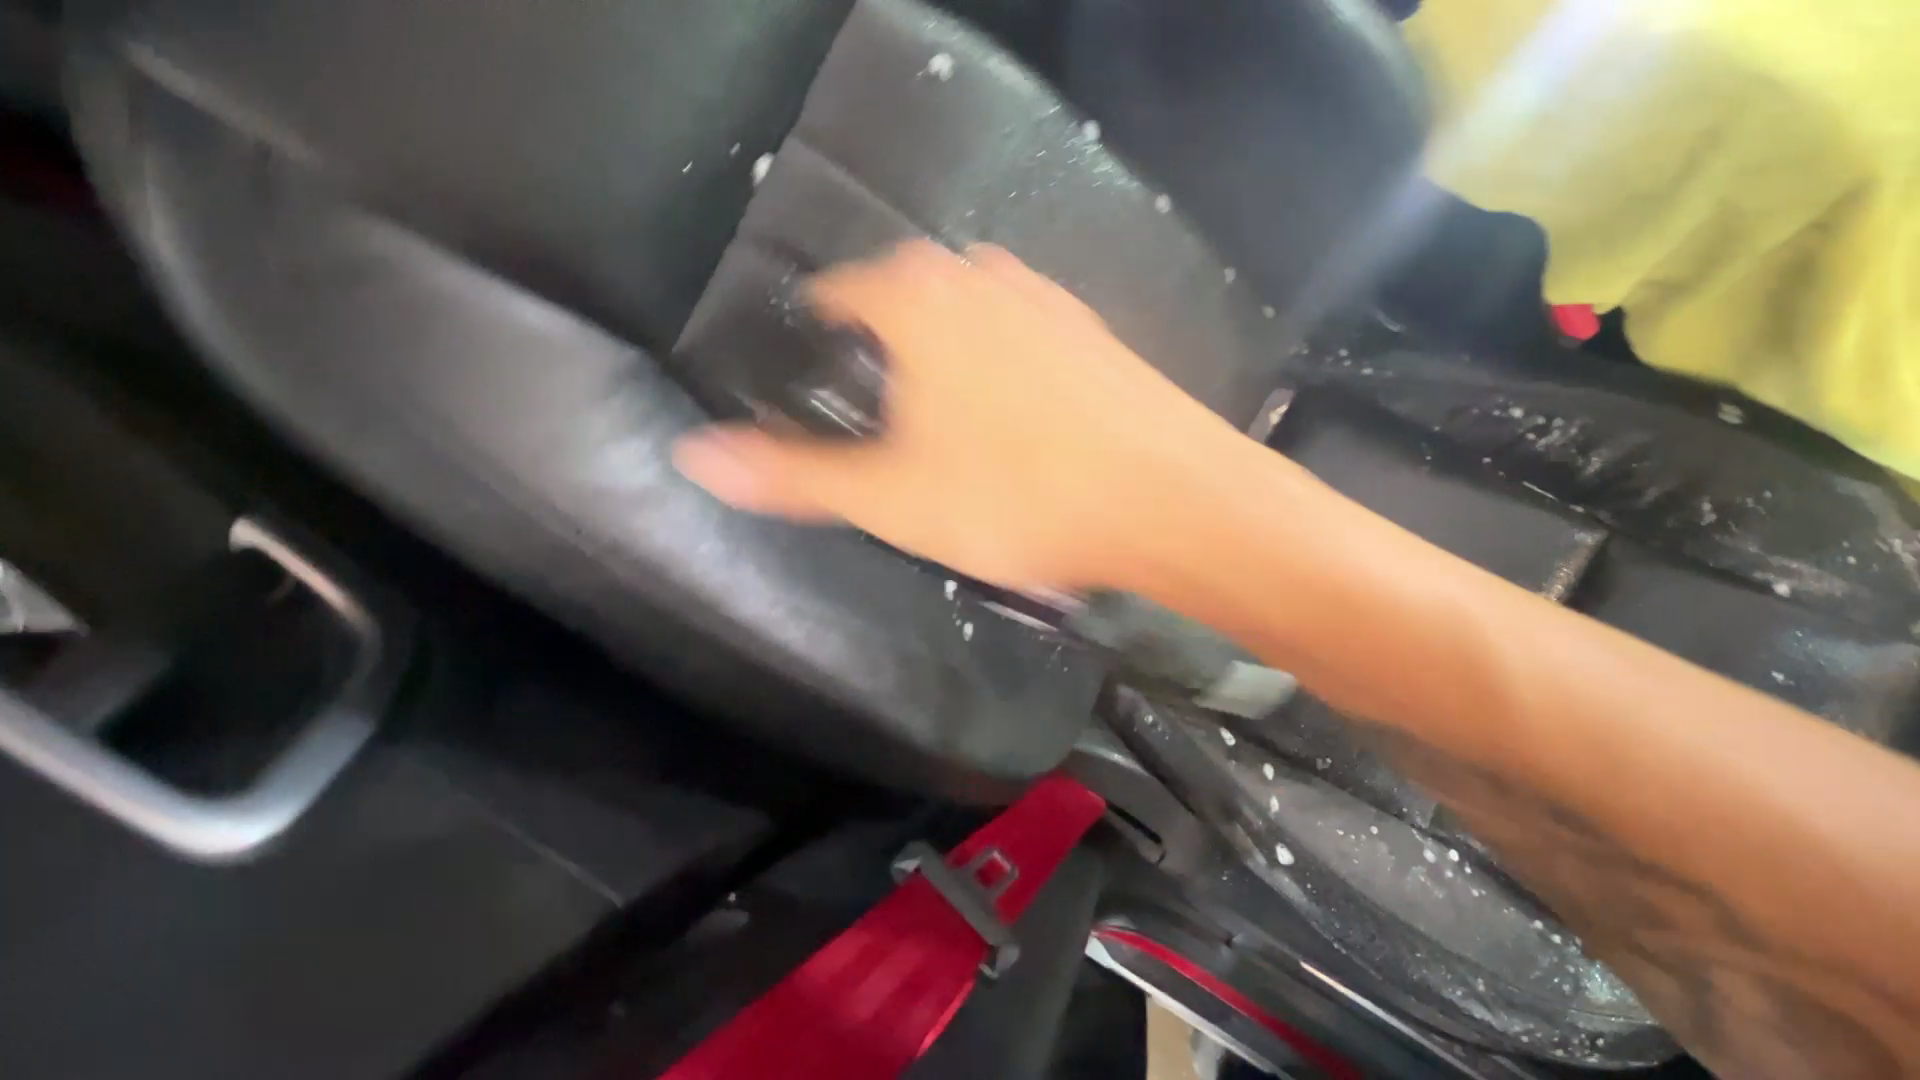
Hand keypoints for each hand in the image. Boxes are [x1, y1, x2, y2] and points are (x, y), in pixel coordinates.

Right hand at [673, 241, 1249, 590]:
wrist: (1169, 500)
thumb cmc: (1016, 494)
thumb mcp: (890, 497)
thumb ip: (791, 474)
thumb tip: (694, 455)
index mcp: (918, 299)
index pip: (838, 292)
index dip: (817, 334)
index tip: (813, 374)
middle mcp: (981, 276)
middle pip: (905, 298)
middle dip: (883, 346)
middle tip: (875, 413)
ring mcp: (1047, 300)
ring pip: (969, 317)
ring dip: (947, 356)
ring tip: (943, 424)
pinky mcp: (1095, 334)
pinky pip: (1024, 341)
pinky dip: (1004, 371)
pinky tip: (1017, 426)